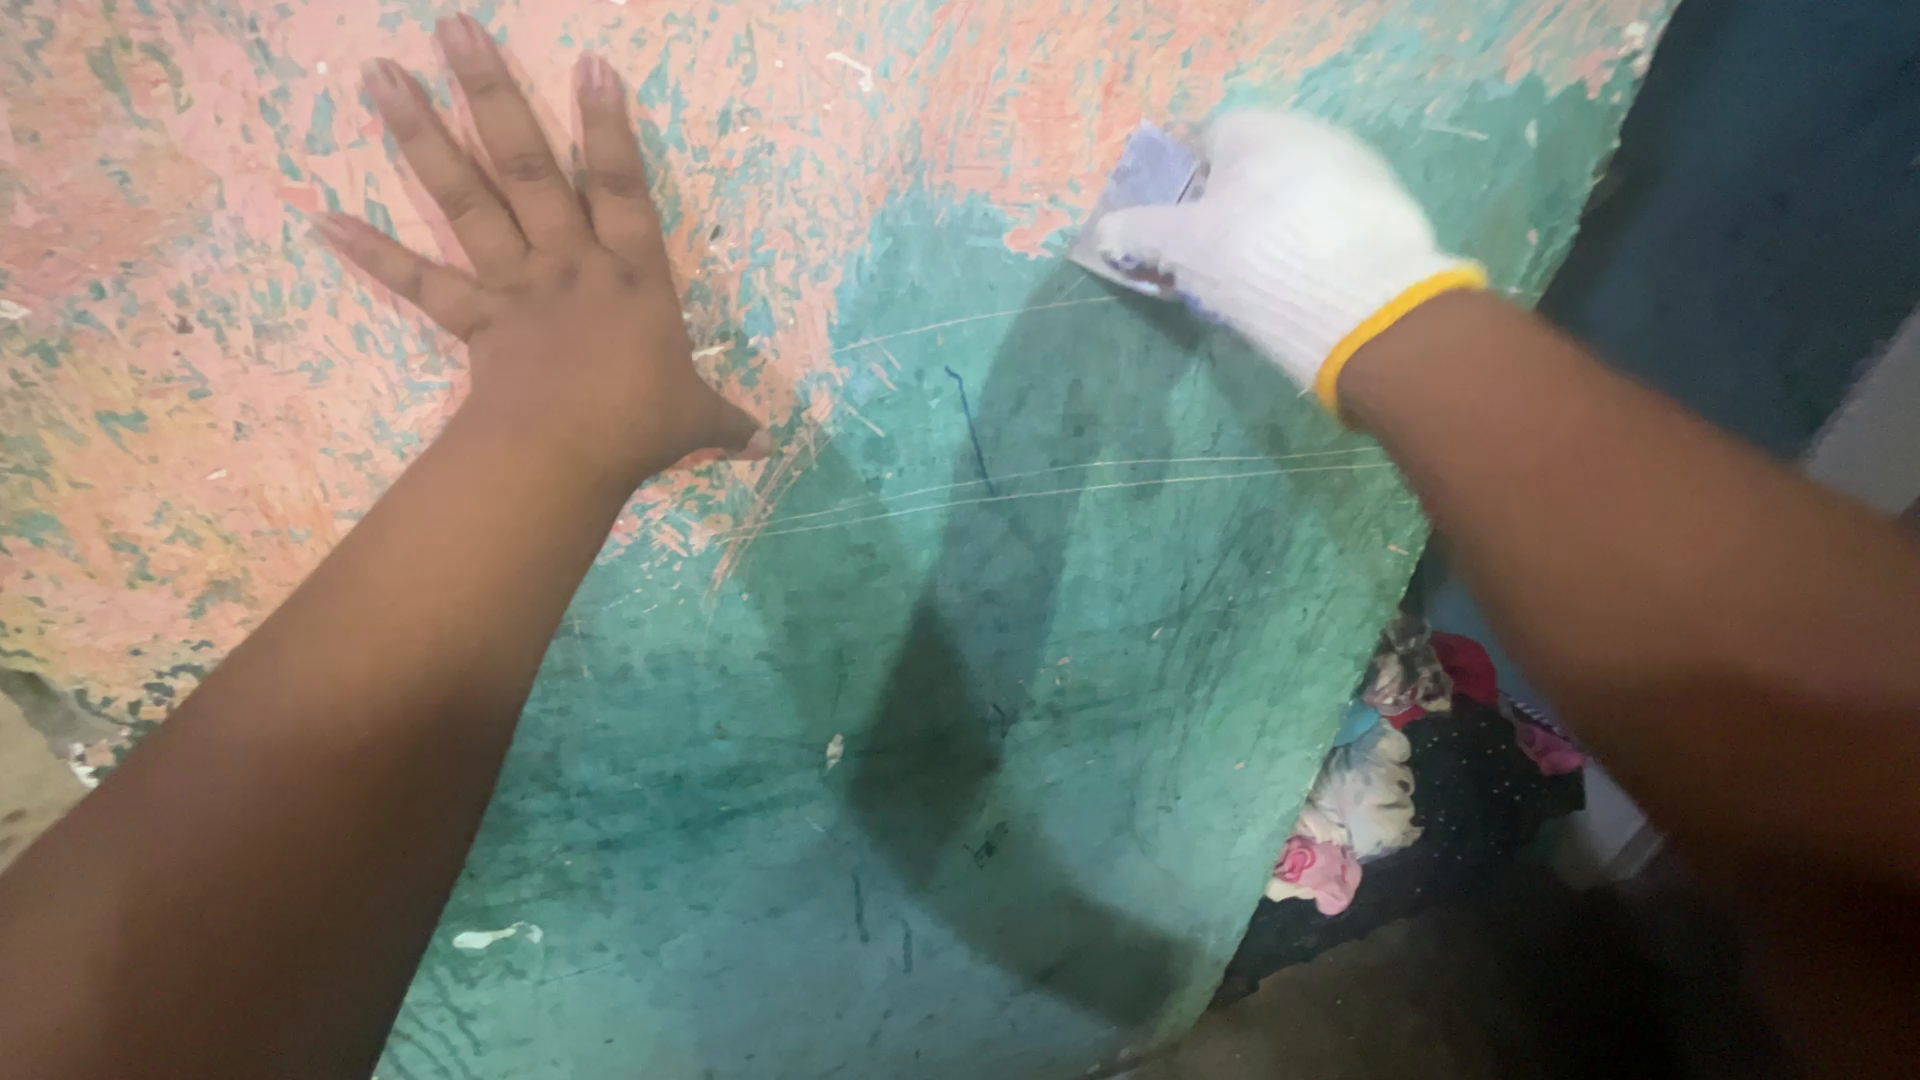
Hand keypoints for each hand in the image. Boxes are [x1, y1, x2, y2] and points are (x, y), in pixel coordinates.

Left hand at [315, 15, 761, 494]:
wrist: (569, 451)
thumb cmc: (643, 424)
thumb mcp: (700, 421)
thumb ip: (731, 424)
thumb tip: (769, 444)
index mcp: (633, 280)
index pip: (626, 191)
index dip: (612, 130)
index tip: (592, 65)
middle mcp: (572, 266)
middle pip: (532, 170)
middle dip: (496, 98)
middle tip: (456, 28)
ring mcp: (519, 289)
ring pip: (470, 204)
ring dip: (424, 140)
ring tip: (381, 74)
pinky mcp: (478, 322)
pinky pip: (424, 283)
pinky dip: (377, 254)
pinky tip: (324, 219)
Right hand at [1095, 110, 1485, 413]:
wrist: (1355, 303)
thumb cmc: (1250, 259)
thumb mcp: (1179, 248)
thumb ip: (1136, 233)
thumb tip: (1106, 231)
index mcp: (1254, 129)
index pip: (1204, 138)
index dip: (1180, 181)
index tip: (1170, 226)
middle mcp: (1308, 133)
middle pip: (1248, 167)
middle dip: (1222, 208)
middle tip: (1204, 258)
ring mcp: (1352, 167)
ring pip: (1288, 194)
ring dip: (1262, 227)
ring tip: (1247, 279)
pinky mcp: (1382, 208)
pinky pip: (1322, 218)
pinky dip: (1302, 242)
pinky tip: (1293, 281)